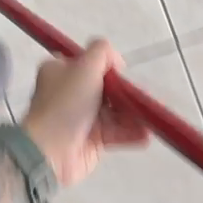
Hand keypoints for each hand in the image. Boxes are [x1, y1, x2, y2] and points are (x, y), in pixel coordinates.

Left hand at [18, 40, 149, 186]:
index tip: (120, 73)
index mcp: (59, 71)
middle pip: (104, 88)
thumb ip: (102, 53)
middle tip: (143, 98)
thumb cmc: (66, 103)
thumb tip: (116, 60)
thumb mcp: (84, 67)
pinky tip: (146, 135)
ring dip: (133, 115)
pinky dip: (130, 133)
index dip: (104, 66)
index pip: (85, 63)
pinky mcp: (89, 140)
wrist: (51, 149)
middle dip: (126, 93)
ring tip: (151, 119)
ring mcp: (79, 117)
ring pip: (112, 112)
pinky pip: (114, 133)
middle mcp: (67, 92)